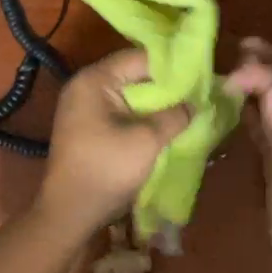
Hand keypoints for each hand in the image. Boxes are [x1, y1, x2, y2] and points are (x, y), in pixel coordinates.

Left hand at [36, 49, 190, 239]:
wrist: (69, 214)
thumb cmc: (106, 170)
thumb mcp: (147, 140)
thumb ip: (175, 115)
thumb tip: (196, 103)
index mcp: (94, 79)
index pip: (140, 57)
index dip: (172, 65)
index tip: (202, 73)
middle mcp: (86, 86)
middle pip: (134, 74)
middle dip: (167, 85)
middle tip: (200, 90)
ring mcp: (84, 107)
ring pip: (129, 94)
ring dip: (156, 102)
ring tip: (189, 107)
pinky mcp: (87, 127)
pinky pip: (121, 111)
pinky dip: (142, 115)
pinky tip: (166, 124)